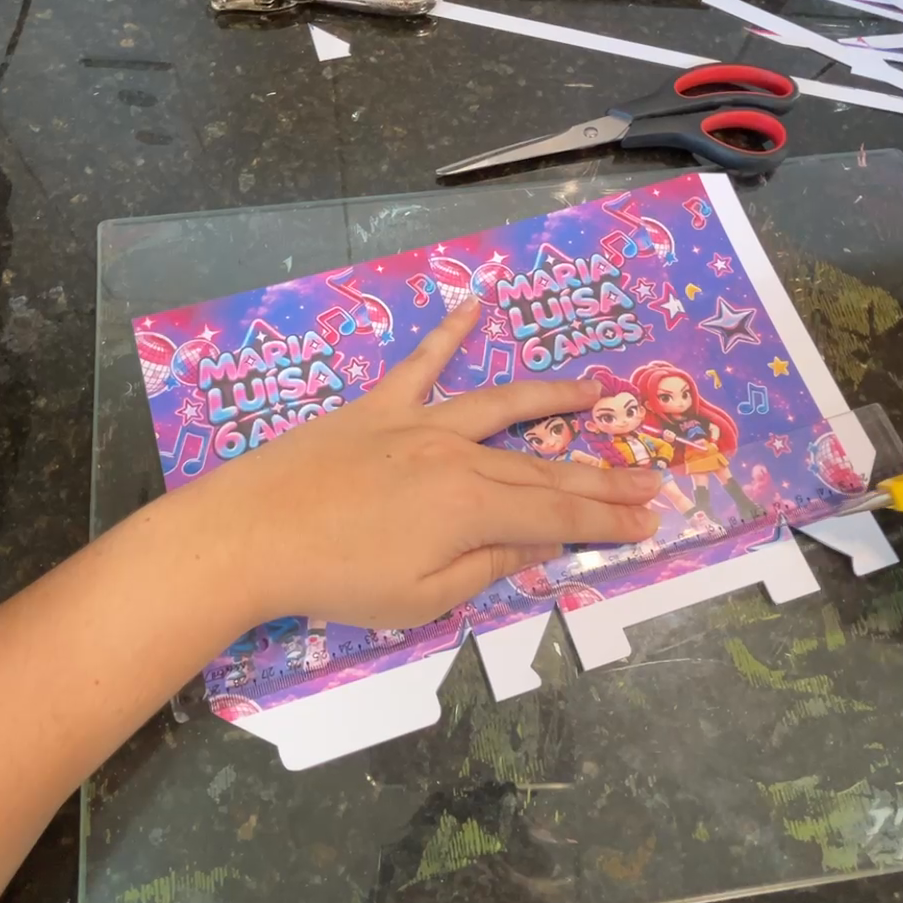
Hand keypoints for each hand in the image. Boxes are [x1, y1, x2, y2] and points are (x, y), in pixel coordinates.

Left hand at [143, 301, 659, 629]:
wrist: (250, 534)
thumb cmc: (335, 579)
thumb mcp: (421, 598)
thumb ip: (489, 563)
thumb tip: (541, 540)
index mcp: (472, 507)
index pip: (558, 513)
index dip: (608, 520)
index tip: (651, 518)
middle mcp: (458, 454)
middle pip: (542, 465)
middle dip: (601, 477)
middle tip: (650, 478)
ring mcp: (418, 422)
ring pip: (502, 406)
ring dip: (554, 398)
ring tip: (597, 391)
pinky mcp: (379, 405)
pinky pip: (422, 363)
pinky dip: (449, 333)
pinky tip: (475, 303)